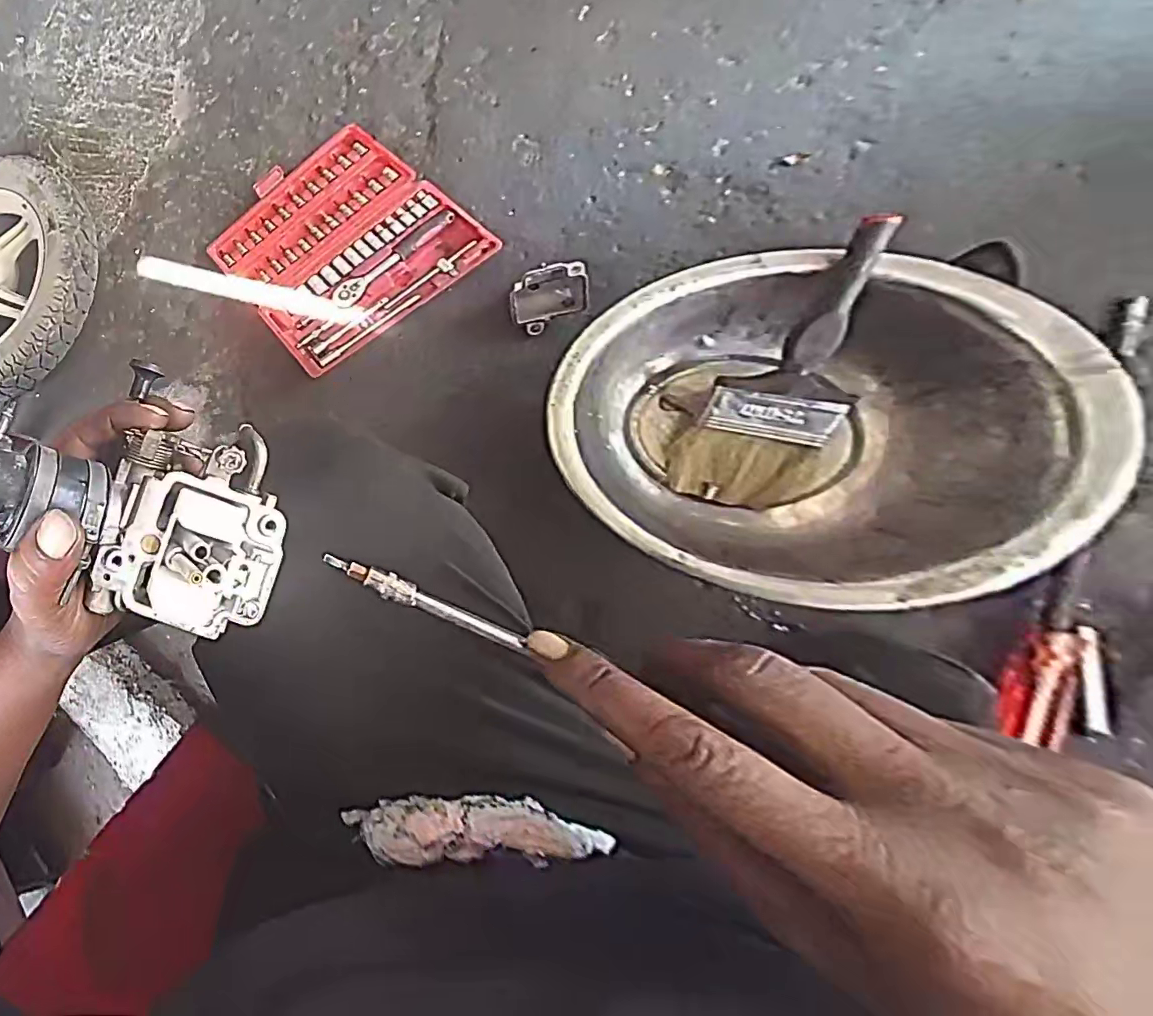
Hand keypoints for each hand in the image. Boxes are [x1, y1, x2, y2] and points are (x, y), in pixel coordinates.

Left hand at [1, 399, 195, 662]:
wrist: (63, 639)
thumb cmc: (40, 613)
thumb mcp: (31, 594)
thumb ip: (38, 565)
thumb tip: (58, 528)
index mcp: (57, 492)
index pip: (86, 436)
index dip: (122, 417)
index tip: (152, 418)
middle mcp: (89, 493)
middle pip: (126, 442)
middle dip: (160, 427)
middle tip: (184, 425)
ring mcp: (118, 510)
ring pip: (151, 469)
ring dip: (178, 463)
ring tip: (196, 471)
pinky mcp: (140, 530)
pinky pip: (166, 505)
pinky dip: (186, 498)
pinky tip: (199, 500)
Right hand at [525, 630, 1152, 1015]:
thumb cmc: (991, 1012)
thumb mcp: (842, 957)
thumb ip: (734, 847)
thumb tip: (646, 757)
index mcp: (888, 882)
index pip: (702, 754)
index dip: (611, 692)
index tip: (558, 651)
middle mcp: (955, 812)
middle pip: (767, 679)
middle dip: (690, 658)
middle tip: (659, 666)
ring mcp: (1023, 776)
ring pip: (840, 682)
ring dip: (775, 690)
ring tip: (775, 730)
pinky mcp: (1074, 761)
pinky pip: (926, 711)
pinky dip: (870, 723)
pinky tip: (894, 773)